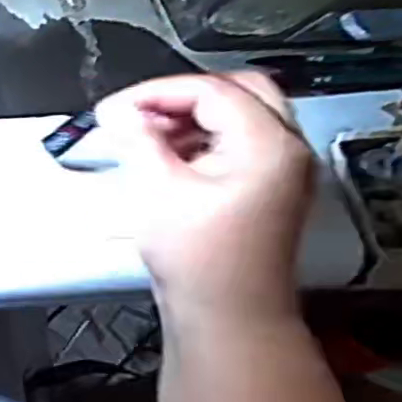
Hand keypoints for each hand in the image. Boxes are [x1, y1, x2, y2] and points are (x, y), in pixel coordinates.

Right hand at [95, 71, 313, 324]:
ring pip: (238, 115)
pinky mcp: (265, 187)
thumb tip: (120, 112)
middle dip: (180, 96)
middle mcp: (285, 149)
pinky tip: (166, 159)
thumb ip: (139, 141)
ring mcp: (279, 169)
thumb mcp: (157, 191)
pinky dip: (200, 139)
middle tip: (137, 113)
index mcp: (267, 145)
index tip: (116, 107)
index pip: (211, 90)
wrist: (227, 311)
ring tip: (145, 138)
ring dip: (189, 117)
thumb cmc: (201, 261)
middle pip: (237, 90)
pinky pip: (236, 142)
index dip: (156, 93)